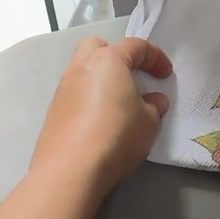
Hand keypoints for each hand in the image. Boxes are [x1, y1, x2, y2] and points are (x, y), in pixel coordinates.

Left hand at [29, 36, 172, 200]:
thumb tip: (154, 101)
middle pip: (99, 46)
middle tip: (131, 76)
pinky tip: (98, 121)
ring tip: (116, 103)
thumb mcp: (148, 123)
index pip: (136, 46)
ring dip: (101, 79)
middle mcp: (83, 66)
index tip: (166, 74)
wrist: (68, 173)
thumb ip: (154, 107)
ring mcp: (64, 88)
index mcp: (109, 60)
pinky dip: (88, 99)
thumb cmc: (115, 137)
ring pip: (83, 69)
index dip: (156, 57)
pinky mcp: (53, 111)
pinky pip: (75, 93)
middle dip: (116, 55)